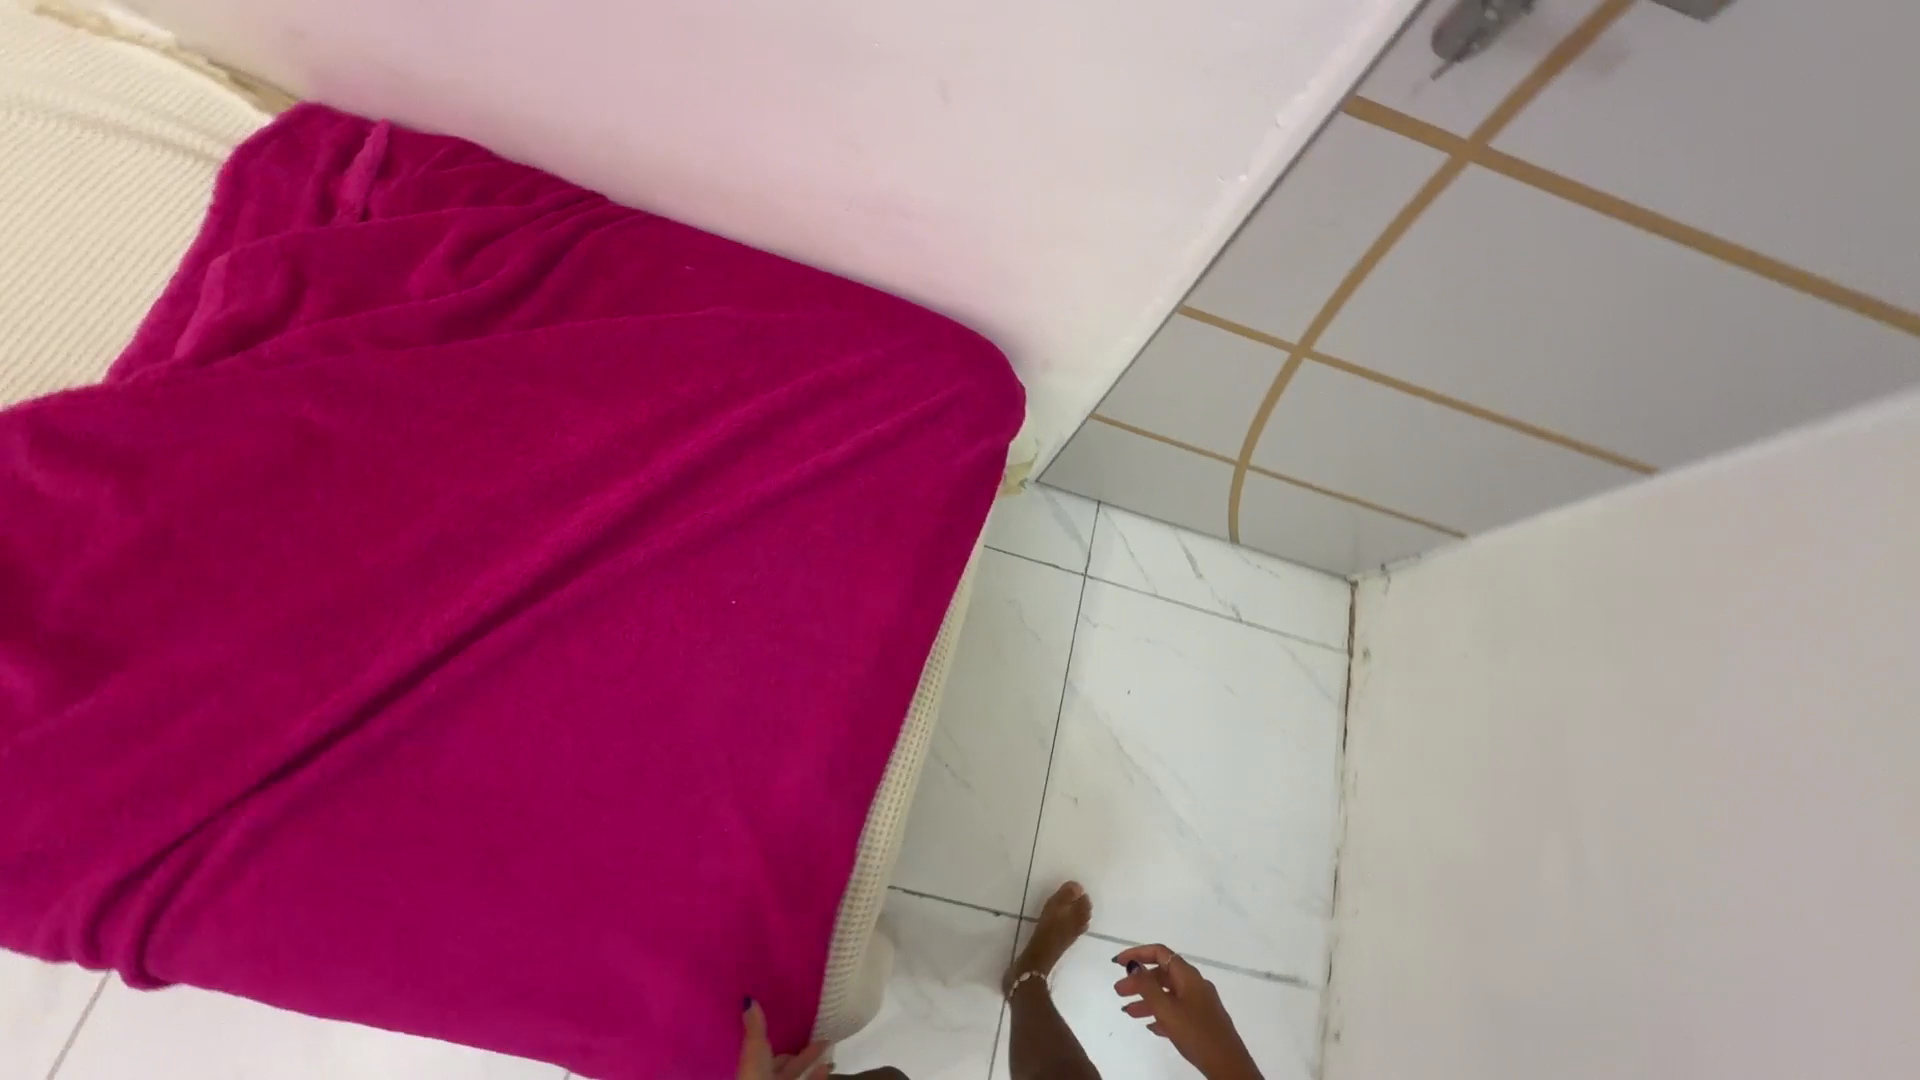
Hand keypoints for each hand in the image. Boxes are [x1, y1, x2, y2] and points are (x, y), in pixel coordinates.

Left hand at [736, 998, 828, 1079]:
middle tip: (816, 1032)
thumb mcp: (754, 1051)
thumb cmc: (756, 1079)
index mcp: (752, 1067)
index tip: (788, 1020)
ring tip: (828, 1043)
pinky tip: (828, 1066)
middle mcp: (764, 1078)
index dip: (772, 1037)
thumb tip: (748, 998)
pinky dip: (818, 1075)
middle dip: (799, 1050)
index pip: (761, 1050)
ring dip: (812, 1060)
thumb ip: (754, 1028)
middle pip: (783, 1064)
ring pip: (797, 1074)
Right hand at [1112, 945, 1261, 1079]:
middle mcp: (1195, 984)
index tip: (1118, 963)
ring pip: (1168, 994)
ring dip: (1147, 1000)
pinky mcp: (1203, 1022)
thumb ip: (1147, 986)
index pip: (1159, 953)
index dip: (1137, 953)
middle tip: (1118, 992)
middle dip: (1139, 981)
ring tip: (1128, 1012)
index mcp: (1188, 976)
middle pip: (1162, 974)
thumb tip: (1133, 964)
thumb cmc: (1197, 1034)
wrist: (1230, 1068)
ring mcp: (1201, 1003)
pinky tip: (1151, 1026)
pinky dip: (1161, 1014)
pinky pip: (1177, 1010)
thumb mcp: (1167, 1010)